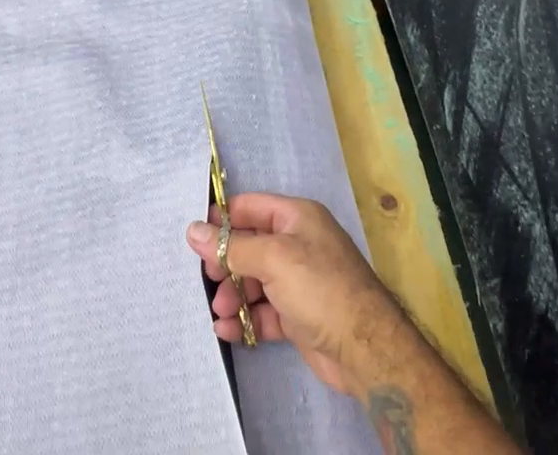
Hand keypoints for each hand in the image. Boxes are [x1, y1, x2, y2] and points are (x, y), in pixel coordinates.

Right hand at [186, 193, 407, 396]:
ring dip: (232, 295)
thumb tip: (193, 230)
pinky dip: (245, 319)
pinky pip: (263, 310)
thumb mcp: (273, 258)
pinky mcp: (297, 315)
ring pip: (253, 281)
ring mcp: (298, 281)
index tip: (194, 239)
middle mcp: (298, 244)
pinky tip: (227, 330)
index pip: (251, 208)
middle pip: (249, 246)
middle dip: (225, 264)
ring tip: (220, 312)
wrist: (364, 349)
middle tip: (209, 281)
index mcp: (297, 218)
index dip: (222, 220)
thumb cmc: (319, 288)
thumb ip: (231, 246)